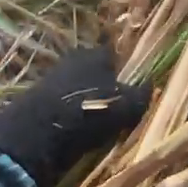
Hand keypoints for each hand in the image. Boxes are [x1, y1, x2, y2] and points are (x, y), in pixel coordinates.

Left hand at [0, 46, 150, 186]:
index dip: (124, 70)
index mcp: (97, 54)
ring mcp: (52, 76)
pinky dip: (69, 111)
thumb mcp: (127, 106)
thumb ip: (142, 94)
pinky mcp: (36, 96)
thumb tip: (152, 84)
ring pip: (77, 85)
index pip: (115, 54)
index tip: (130, 88)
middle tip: (114, 106)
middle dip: (103, 84)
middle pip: (94, 69)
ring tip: (95, 122)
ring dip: (85, 99)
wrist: (38, 132)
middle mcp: (74, 58)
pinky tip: (75, 128)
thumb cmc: (90, 112)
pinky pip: (61, 101)